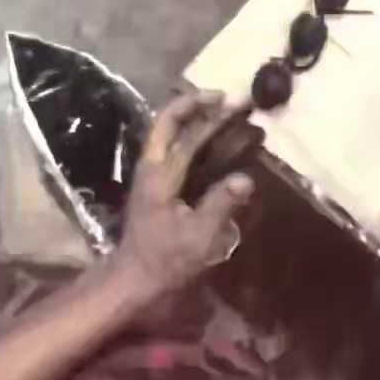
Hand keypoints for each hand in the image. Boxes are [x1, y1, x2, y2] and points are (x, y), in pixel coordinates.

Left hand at [106, 90, 253, 307]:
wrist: (134, 279)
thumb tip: (246, 178)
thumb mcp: (198, 238)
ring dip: (193, 117)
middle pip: (167, 122)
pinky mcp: (154, 183)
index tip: (229, 100)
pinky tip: (211, 139)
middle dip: (196, 105)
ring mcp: (150, 174)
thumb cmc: (165, 261)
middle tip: (228, 100)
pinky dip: (190, 134)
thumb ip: (220, 205)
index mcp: (159, 175)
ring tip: (222, 111)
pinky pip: (172, 147)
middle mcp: (151, 167)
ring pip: (167, 132)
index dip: (204, 110)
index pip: (180, 130)